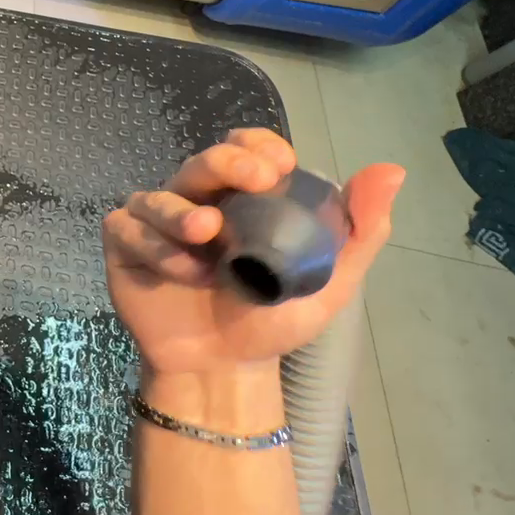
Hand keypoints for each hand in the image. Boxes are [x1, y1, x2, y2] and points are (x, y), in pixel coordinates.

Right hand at [102, 129, 402, 375]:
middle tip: (253, 179)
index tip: (278, 163)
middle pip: (199, 164)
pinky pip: (128, 229)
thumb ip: (356, 231)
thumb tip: (391, 170)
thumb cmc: (270, 319)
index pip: (242, 150)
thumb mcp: (326, 281)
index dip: (255, 145)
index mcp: (239, 199)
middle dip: (224, 163)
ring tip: (207, 234)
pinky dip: (156, 246)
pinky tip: (182, 272)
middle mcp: (194, 200)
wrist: (223, 368)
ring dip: (182, 211)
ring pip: (157, 196)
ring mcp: (154, 221)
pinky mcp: (123, 243)